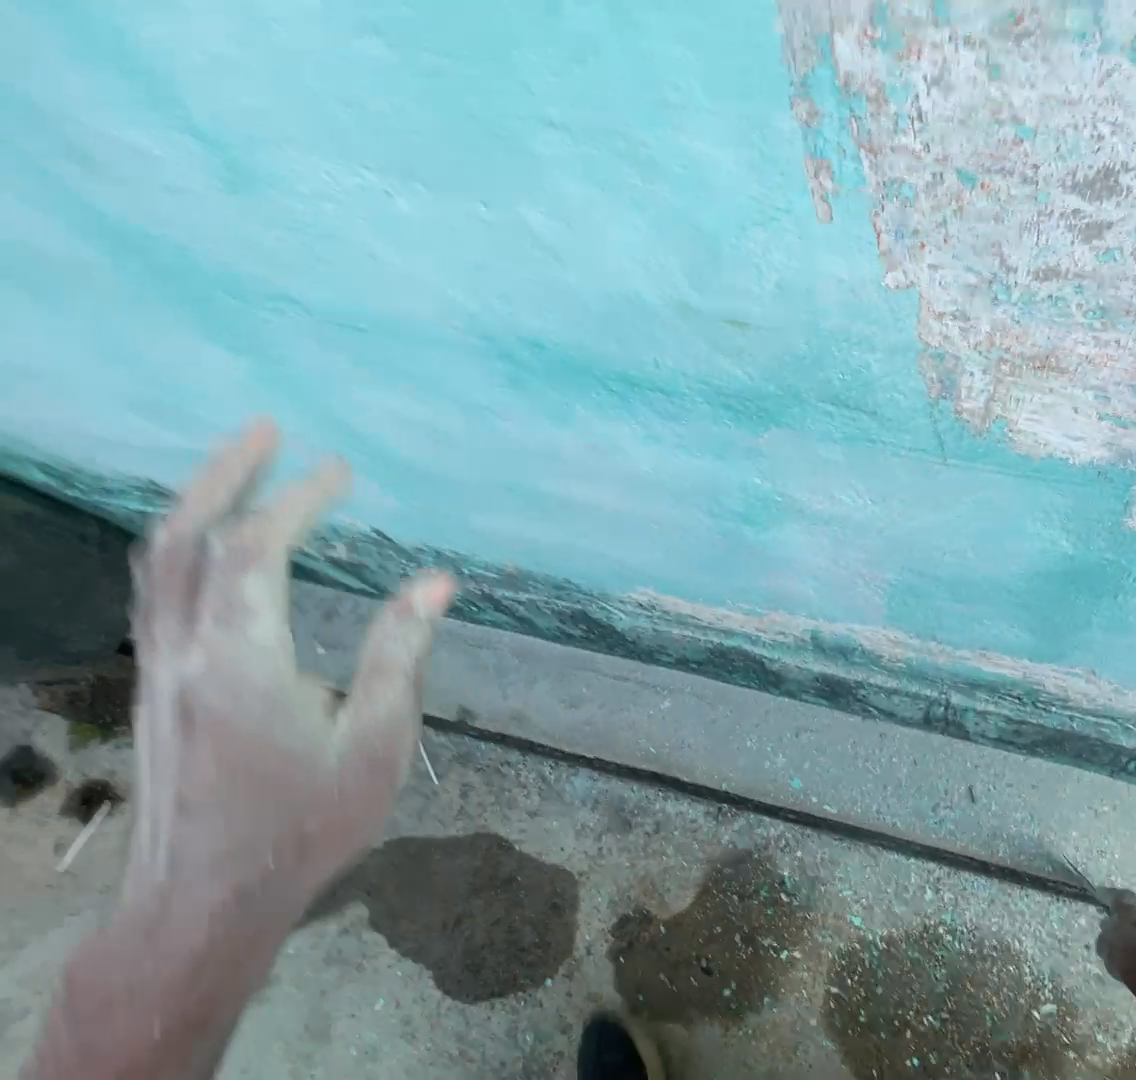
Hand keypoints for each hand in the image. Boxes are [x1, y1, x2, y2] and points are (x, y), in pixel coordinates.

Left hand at [123, 419, 455, 918]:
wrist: (205, 898)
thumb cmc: (305, 821)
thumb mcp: (376, 739)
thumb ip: (398, 652)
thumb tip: (434, 579)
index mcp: (239, 661)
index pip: (253, 552)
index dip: (294, 501)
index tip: (339, 470)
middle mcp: (182, 653)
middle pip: (181, 540)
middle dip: (223, 475)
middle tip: (264, 429)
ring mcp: (157, 670)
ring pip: (155, 564)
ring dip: (194, 503)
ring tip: (237, 468)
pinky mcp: (156, 687)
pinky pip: (157, 592)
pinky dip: (182, 546)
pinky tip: (212, 543)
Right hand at [1097, 890, 1135, 985]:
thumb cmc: (1128, 959)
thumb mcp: (1106, 950)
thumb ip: (1105, 934)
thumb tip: (1107, 927)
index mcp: (1125, 905)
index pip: (1112, 894)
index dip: (1106, 896)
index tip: (1100, 896)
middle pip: (1135, 902)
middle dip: (1129, 908)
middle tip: (1123, 916)